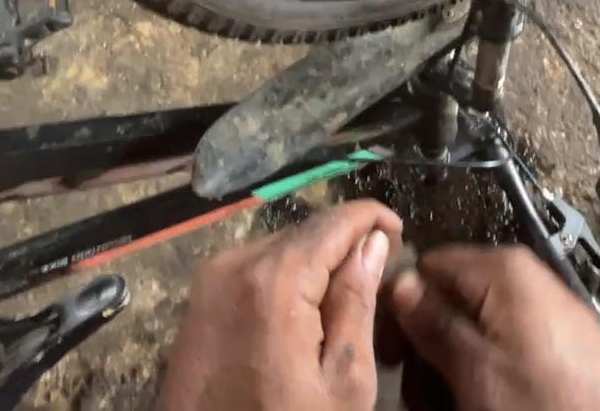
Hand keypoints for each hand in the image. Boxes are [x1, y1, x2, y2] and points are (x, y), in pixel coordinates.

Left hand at [159, 200, 400, 410]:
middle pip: (309, 231)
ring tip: (342, 301)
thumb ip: (358, 302)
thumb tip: (373, 242)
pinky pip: (256, 268)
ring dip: (316, 261)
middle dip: (346, 245)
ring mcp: (211, 280)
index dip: (374, 217)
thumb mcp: (342, 382)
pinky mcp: (198, 301)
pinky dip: (286, 277)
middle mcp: (237, 263)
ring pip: (284, 246)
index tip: (400, 234)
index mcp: (276, 278)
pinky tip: (302, 315)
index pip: (337, 220)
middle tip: (376, 278)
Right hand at [387, 245, 599, 410]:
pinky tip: (476, 403)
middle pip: (447, 300)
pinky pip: (496, 346)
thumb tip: (399, 282)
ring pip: (469, 329)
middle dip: (425, 349)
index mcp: (499, 270)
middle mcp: (516, 278)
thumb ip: (435, 323)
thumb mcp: (477, 368)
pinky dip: (479, 374)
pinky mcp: (545, 339)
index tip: (387, 355)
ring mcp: (532, 309)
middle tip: (421, 399)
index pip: (427, 265)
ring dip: (448, 370)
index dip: (401, 307)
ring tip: (447, 407)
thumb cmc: (546, 400)